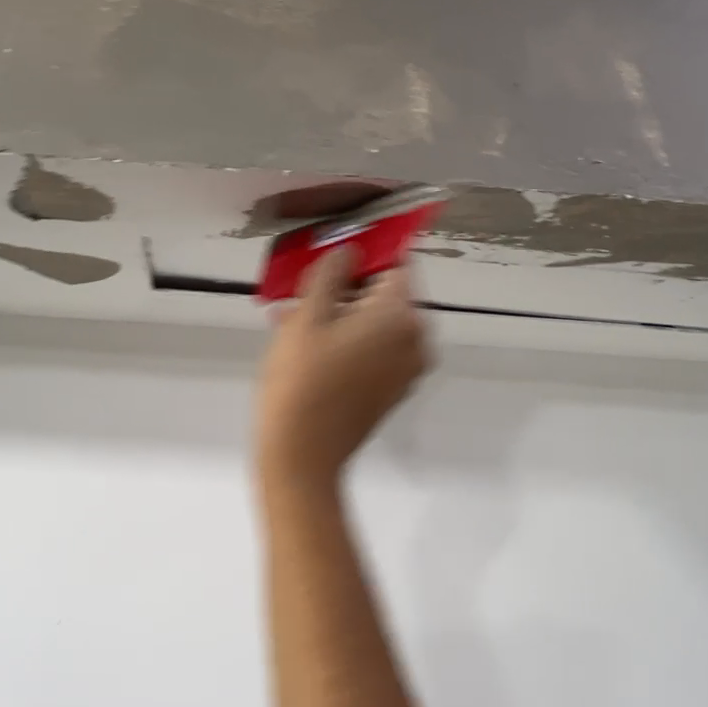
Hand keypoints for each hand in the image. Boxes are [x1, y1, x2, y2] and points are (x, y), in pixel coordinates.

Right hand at [256, 248, 430, 487]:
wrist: (303, 456)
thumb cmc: (302, 379)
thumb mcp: (306, 317)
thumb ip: (330, 273)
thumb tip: (349, 250)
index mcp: (401, 316)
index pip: (395, 263)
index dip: (364, 252)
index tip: (329, 255)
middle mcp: (415, 340)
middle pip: (385, 294)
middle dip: (344, 287)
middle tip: (301, 290)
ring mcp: (406, 369)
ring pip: (374, 323)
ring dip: (339, 314)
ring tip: (292, 318)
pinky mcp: (391, 390)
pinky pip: (373, 350)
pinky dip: (347, 340)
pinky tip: (304, 344)